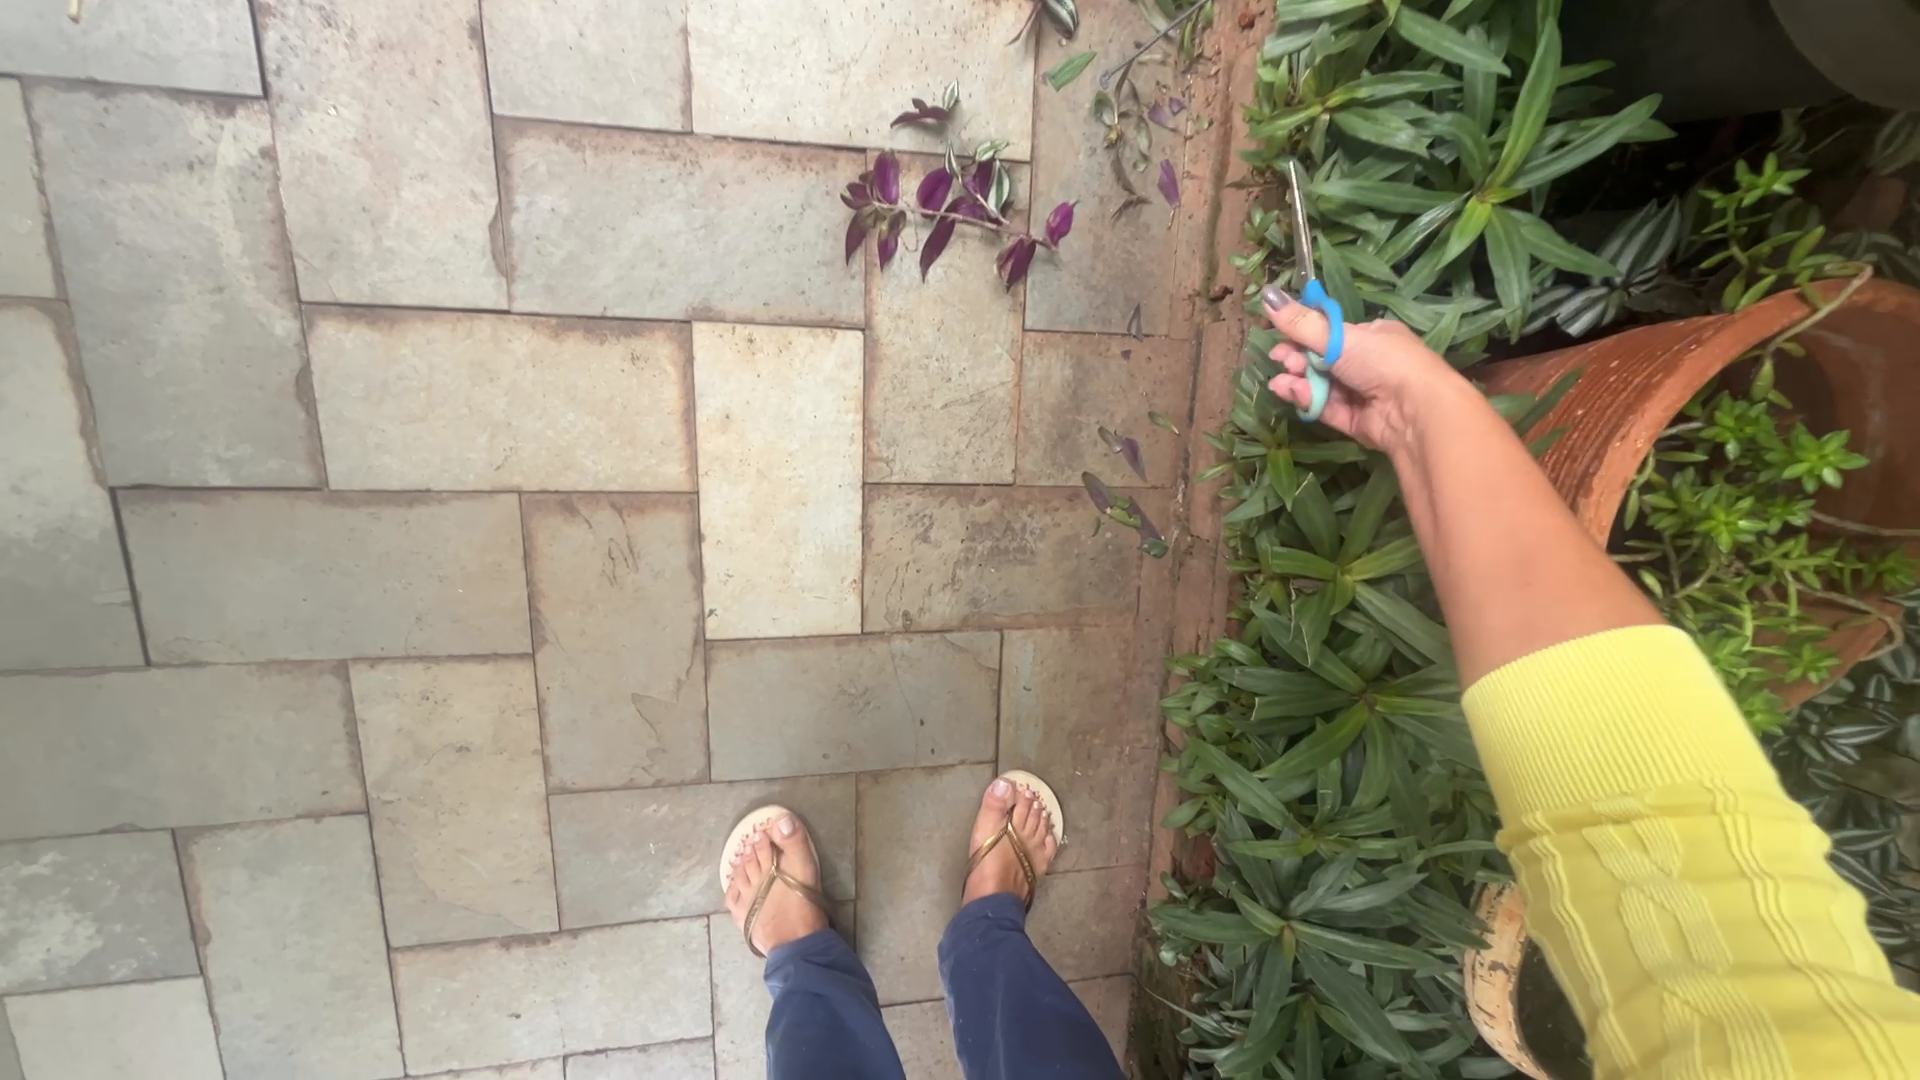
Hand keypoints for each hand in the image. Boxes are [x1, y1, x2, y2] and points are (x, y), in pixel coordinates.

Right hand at [1261, 284, 1464, 453]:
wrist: (1413, 410)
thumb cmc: (1382, 361)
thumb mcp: (1338, 337)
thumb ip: (1301, 323)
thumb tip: (1267, 294)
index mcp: (1371, 336)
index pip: (1328, 334)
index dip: (1301, 337)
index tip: (1280, 341)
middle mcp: (1367, 363)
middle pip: (1320, 361)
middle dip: (1296, 360)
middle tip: (1282, 361)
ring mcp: (1360, 393)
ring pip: (1319, 386)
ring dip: (1296, 382)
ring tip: (1281, 384)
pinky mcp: (1353, 419)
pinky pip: (1324, 407)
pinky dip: (1307, 400)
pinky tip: (1292, 393)